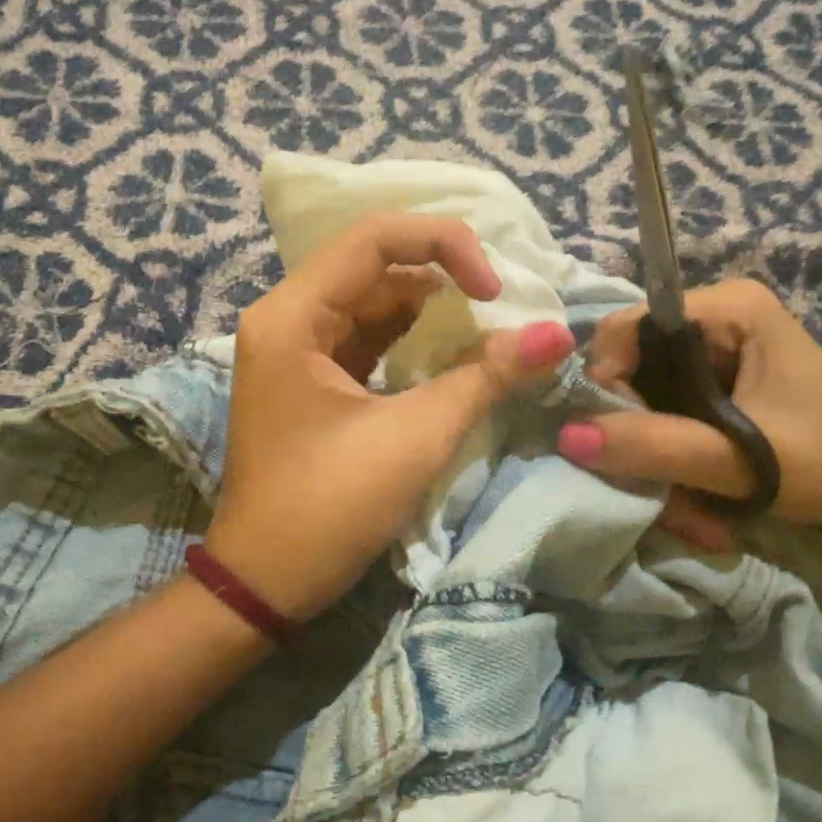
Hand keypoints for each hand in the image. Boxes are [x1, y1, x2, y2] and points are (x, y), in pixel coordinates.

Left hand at [205, 214, 574, 621]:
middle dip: (444, 282)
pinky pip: (367, 344)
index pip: (373, 237)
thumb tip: (556, 334)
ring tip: (491, 335)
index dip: (444, 244)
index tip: (492, 291)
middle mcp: (286, 320)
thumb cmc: (329, 506)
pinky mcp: (309, 385)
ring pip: (374, 308)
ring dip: (432, 318)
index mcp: (292, 315)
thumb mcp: (414, 437)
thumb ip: (485, 377)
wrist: (265, 584)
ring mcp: (295, 353)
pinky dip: (412, 348)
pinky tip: (455, 363)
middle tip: (503, 313)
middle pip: (375, 269)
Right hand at [557, 279, 821, 548]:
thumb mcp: (743, 460)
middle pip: (631, 369)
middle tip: (656, 495)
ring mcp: (714, 355)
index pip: (627, 328)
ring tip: (691, 514)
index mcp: (729, 307)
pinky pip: (664, 418)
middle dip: (637, 438)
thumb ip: (658, 446)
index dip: (606, 383)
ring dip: (655, 462)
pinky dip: (671, 463)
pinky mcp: (714, 389)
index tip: (612, 444)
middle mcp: (715, 319)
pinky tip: (697, 502)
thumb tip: (567, 437)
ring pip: (644, 402)